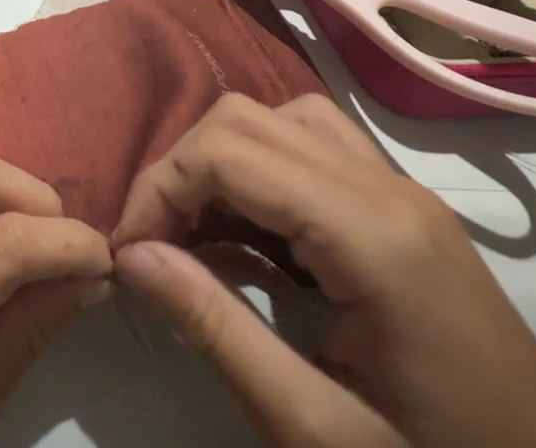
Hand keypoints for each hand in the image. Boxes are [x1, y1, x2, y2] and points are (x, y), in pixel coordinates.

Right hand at [112, 95, 535, 447]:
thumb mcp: (314, 426)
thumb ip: (216, 329)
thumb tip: (130, 256)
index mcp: (374, 234)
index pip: (230, 152)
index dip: (160, 189)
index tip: (128, 255)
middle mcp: (390, 188)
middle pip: (248, 119)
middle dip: (182, 171)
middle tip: (155, 246)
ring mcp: (404, 194)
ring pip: (281, 121)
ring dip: (222, 165)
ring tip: (197, 236)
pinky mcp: (407, 213)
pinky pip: (314, 152)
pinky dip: (260, 175)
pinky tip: (249, 240)